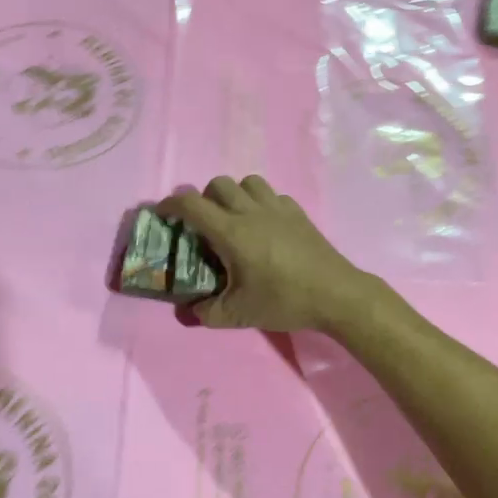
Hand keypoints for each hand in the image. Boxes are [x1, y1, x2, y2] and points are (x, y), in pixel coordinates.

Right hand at [158, 176, 383, 332]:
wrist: (335, 294)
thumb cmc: (284, 301)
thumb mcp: (238, 315)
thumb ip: (206, 312)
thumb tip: (188, 312)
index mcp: (232, 232)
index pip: (192, 204)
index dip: (171, 205)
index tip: (163, 215)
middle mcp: (252, 211)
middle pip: (218, 184)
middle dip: (204, 198)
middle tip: (203, 224)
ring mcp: (278, 208)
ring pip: (248, 182)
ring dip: (234, 194)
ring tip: (234, 219)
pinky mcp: (298, 212)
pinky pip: (272, 195)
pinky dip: (261, 203)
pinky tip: (265, 226)